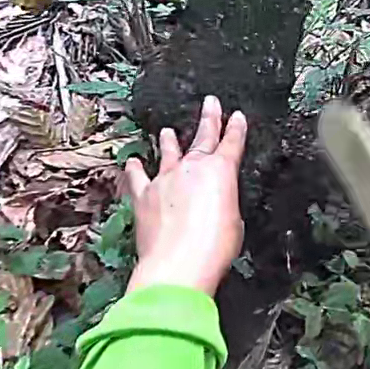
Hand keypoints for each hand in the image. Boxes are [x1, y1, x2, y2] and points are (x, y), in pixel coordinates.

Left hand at [123, 96, 247, 295]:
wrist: (178, 265)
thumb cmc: (212, 249)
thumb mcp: (233, 222)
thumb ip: (223, 202)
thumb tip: (211, 202)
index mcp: (220, 172)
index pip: (232, 144)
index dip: (235, 128)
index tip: (236, 115)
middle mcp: (191, 169)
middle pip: (202, 138)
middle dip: (209, 119)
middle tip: (210, 103)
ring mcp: (165, 179)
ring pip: (169, 152)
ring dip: (169, 142)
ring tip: (167, 131)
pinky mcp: (144, 195)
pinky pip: (138, 176)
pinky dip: (135, 169)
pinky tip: (132, 162)